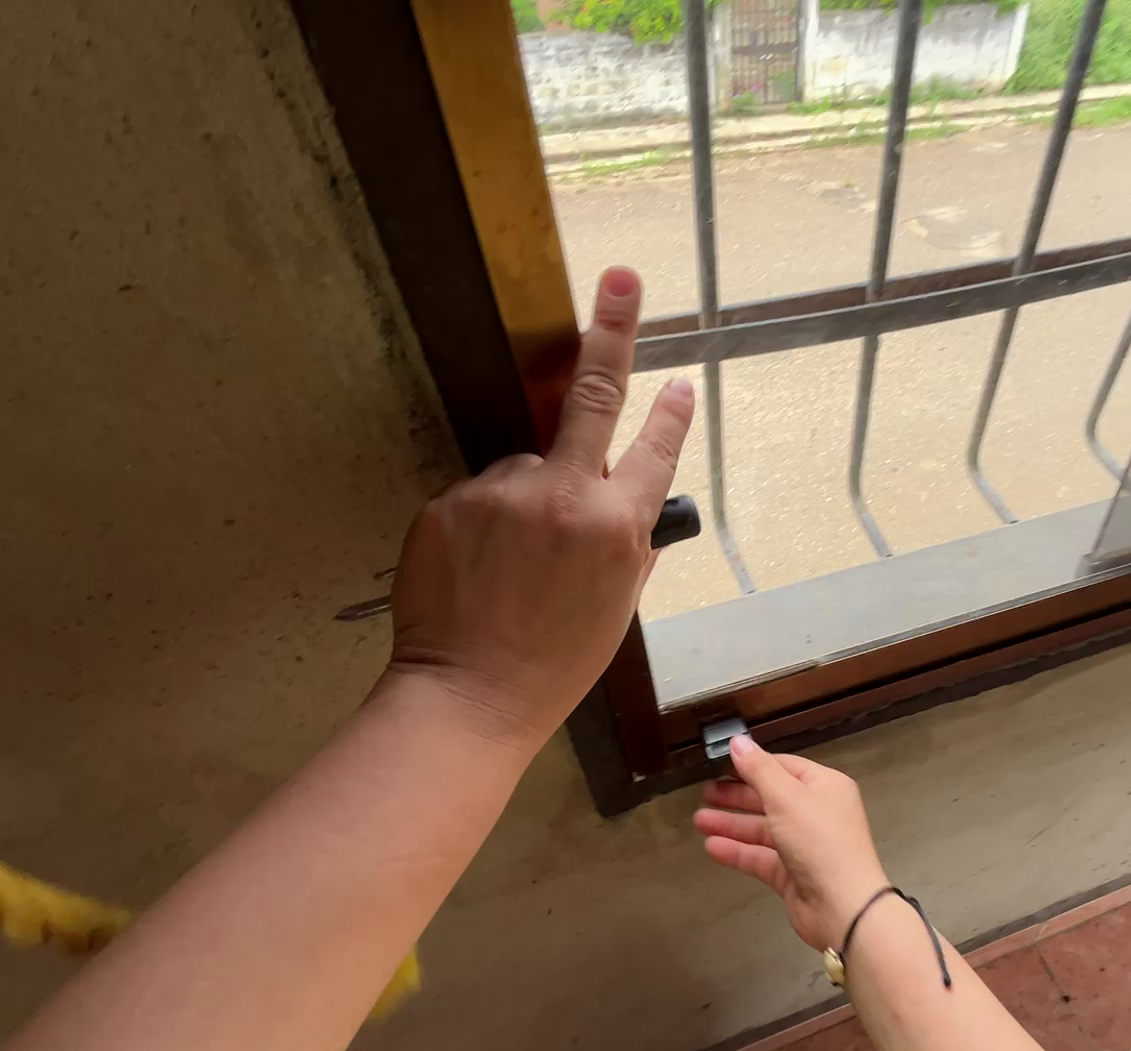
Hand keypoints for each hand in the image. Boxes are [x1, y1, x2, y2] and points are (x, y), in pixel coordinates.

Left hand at [387, 266, 692, 747]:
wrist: (471, 693)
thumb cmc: (559, 659)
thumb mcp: (617, 606)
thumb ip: (632, 547)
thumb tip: (638, 509)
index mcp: (617, 526)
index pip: (655, 452)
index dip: (671, 416)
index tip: (680, 383)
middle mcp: (565, 495)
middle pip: (593, 396)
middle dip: (614, 330)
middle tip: (622, 277)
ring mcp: (503, 492)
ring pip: (524, 468)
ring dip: (527, 496)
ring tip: (511, 562)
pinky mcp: (451, 500)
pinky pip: (482, 493)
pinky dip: (487, 518)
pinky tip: (479, 564)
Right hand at [694, 734, 890, 951]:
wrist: (843, 907)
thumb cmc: (821, 841)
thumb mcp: (787, 797)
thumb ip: (759, 769)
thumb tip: (738, 742)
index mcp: (824, 786)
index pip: (784, 767)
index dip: (753, 764)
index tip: (723, 763)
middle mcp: (817, 813)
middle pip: (771, 798)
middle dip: (737, 796)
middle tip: (706, 792)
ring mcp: (805, 846)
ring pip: (762, 829)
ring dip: (732, 824)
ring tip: (700, 820)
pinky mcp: (793, 875)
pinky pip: (761, 857)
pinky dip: (738, 851)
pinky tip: (712, 847)